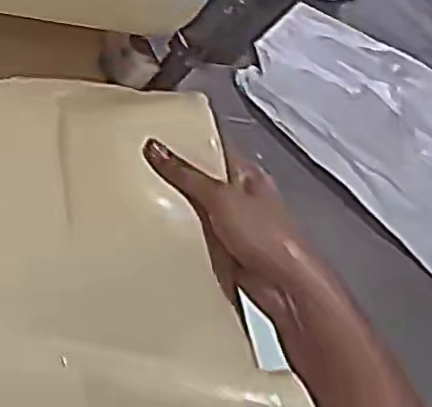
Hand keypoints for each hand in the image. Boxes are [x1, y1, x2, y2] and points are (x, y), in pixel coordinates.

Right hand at [145, 138, 310, 290]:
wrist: (287, 293)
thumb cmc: (268, 236)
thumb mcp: (220, 196)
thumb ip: (186, 174)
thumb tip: (155, 148)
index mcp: (246, 173)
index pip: (211, 148)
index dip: (186, 142)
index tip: (156, 137)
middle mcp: (241, 196)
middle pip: (201, 178)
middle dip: (177, 176)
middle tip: (144, 165)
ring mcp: (234, 224)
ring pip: (198, 208)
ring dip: (179, 207)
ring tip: (146, 194)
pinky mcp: (226, 250)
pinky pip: (197, 234)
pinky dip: (183, 233)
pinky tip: (163, 228)